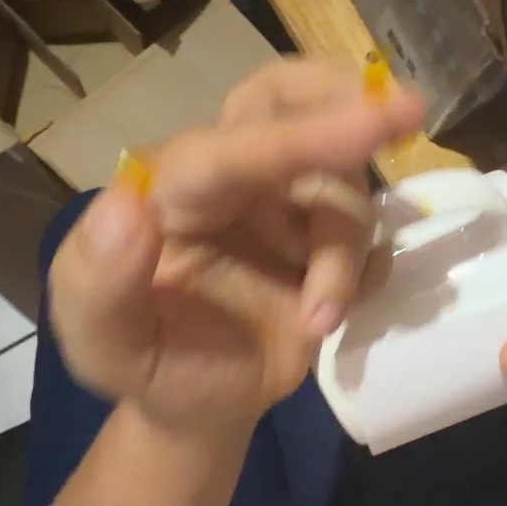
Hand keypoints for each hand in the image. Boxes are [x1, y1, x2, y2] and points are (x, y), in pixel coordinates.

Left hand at [49, 59, 425, 433]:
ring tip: (317, 324)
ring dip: (343, 259)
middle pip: (284, 102)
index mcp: (172, 190)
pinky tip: (326, 318)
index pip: (237, 148)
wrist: (199, 404)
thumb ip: (99, 281)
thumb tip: (127, 204)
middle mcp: (231, 184)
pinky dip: (363, 277)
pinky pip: (368, 240)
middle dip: (342, 101)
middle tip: (407, 111)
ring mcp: (284, 212)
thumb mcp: (103, 343)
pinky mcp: (324, 246)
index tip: (376, 119)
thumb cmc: (149, 366)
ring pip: (344, 193)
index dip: (306, 135)